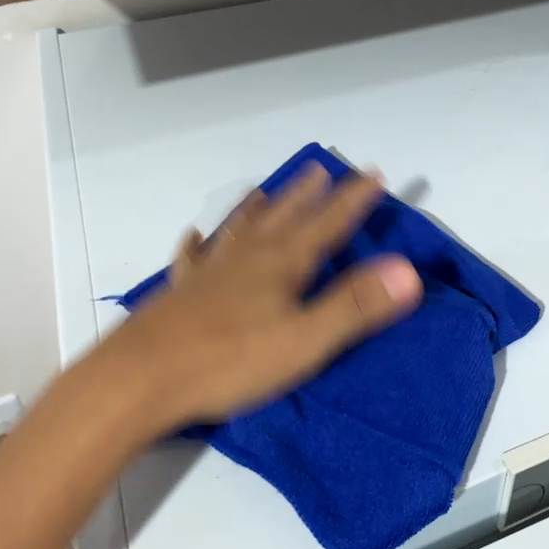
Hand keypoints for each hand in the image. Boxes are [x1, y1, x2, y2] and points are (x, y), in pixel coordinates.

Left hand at [93, 163, 423, 431]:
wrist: (141, 378)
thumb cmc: (229, 361)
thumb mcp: (304, 340)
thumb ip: (354, 306)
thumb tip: (408, 270)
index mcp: (282, 265)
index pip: (327, 225)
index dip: (353, 201)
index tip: (373, 174)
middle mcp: (247, 257)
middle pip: (283, 217)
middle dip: (307, 196)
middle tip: (321, 170)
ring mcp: (208, 273)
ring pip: (240, 229)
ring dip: (258, 209)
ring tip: (266, 191)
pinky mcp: (179, 294)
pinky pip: (192, 259)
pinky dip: (196, 244)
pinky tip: (194, 235)